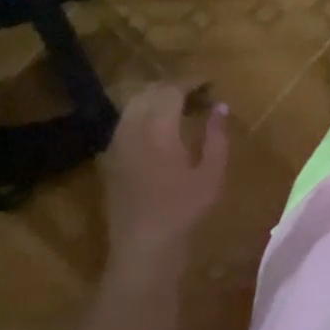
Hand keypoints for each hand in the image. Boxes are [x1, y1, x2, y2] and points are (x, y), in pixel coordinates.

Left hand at [102, 82, 228, 262]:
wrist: (143, 247)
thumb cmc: (184, 210)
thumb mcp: (212, 172)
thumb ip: (216, 135)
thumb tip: (220, 106)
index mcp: (158, 128)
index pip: (171, 89)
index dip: (191, 82)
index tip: (210, 83)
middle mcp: (132, 129)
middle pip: (148, 92)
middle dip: (172, 87)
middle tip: (197, 95)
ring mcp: (116, 144)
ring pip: (133, 105)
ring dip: (155, 99)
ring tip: (179, 109)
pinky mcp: (110, 159)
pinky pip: (125, 123)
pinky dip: (142, 115)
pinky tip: (159, 130)